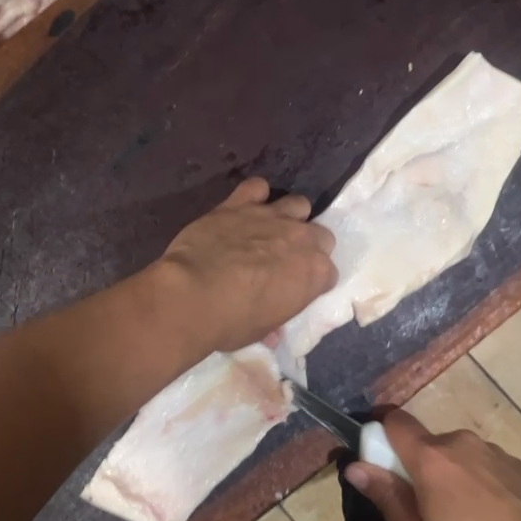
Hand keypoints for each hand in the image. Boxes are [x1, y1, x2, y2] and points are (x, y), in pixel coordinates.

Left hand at [152, 177, 337, 353]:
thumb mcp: (261, 330)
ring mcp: (270, 216)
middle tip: (285, 262)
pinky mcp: (239, 203)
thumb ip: (273, 322)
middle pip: (320, 236)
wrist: (192, 294)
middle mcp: (301, 238)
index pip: (328, 274)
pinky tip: (243, 209)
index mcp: (315, 273)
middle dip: (307, 247)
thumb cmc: (232, 322)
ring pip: (297, 204)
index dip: (312, 282)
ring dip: (289, 217)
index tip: (297, 289)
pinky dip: (253, 196)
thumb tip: (273, 332)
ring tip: (270, 231)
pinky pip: (256, 187)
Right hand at [345, 409, 520, 520]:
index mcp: (431, 458)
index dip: (381, 432)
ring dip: (455, 480)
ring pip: (461, 458)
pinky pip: (490, 471)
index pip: (395, 420)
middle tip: (427, 513)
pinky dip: (484, 489)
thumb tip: (354, 465)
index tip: (378, 458)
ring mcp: (499, 455)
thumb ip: (385, 498)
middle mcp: (463, 444)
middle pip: (429, 445)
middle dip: (421, 469)